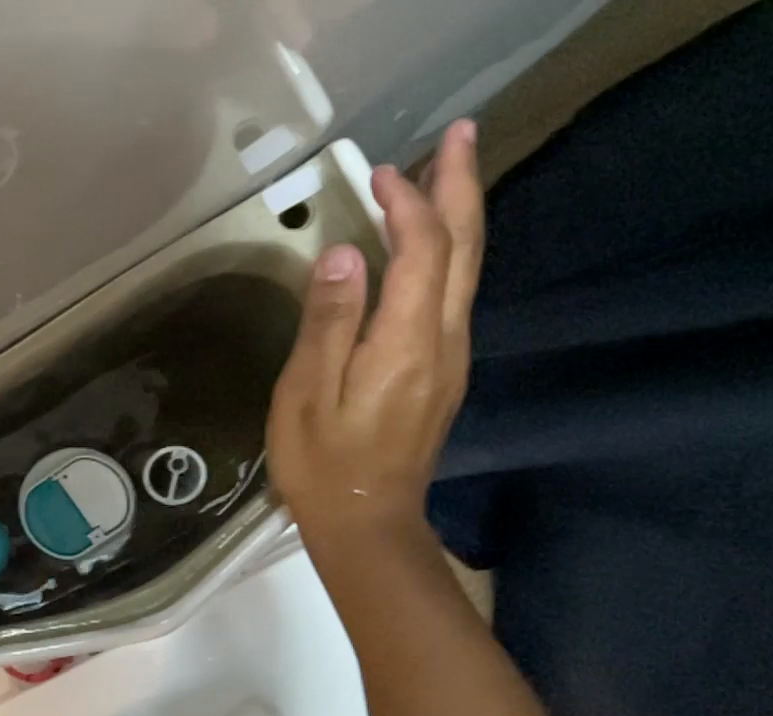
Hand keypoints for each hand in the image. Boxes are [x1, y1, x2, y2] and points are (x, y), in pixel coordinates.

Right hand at [267, 120, 483, 556]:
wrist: (367, 522)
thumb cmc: (322, 463)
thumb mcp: (305, 395)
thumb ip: (326, 322)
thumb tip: (340, 253)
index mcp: (406, 341)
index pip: (421, 250)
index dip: (405, 204)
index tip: (376, 173)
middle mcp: (444, 339)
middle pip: (464, 249)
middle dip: (460, 187)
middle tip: (456, 135)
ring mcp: (450, 357)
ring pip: (466, 270)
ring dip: (458, 217)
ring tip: (443, 177)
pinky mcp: (442, 373)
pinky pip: (453, 296)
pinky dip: (446, 255)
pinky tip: (427, 248)